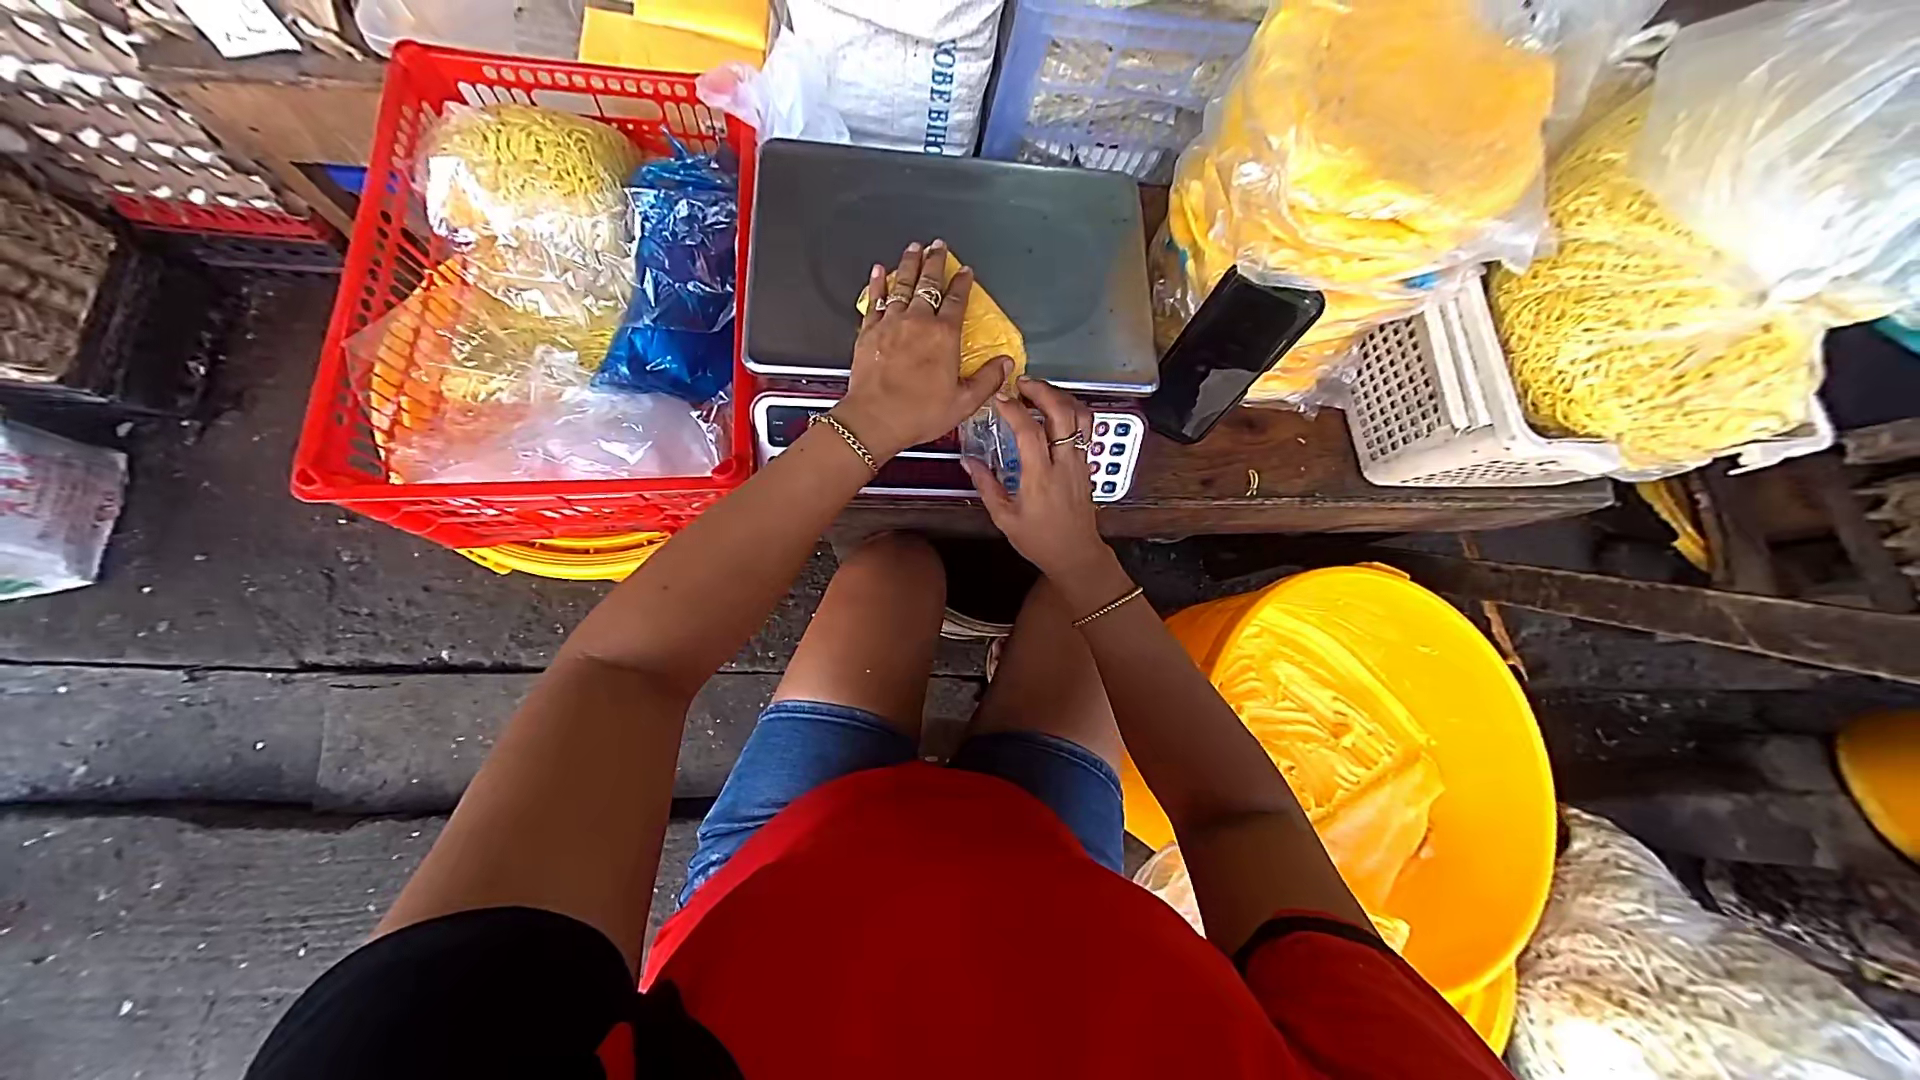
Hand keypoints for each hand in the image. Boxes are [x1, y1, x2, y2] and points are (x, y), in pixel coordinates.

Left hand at [833, 240, 1008, 460]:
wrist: (875, 419)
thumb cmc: (917, 413)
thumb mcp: (963, 402)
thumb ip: (987, 380)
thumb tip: (1004, 365)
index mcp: (944, 336)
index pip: (957, 300)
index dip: (963, 283)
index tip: (966, 272)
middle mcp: (917, 322)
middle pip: (928, 283)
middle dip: (935, 262)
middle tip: (938, 246)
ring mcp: (890, 324)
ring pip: (902, 285)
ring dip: (909, 265)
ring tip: (914, 248)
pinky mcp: (868, 333)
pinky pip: (875, 300)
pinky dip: (878, 284)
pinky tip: (881, 272)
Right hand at [963, 377, 1115, 584]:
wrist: (1076, 554)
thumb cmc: (1039, 540)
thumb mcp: (1004, 518)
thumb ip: (986, 486)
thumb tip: (968, 462)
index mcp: (1040, 479)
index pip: (1030, 432)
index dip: (1014, 409)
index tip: (999, 398)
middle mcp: (1064, 465)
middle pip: (1062, 413)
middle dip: (1042, 390)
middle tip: (1022, 383)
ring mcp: (1080, 463)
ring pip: (1080, 416)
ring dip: (1060, 396)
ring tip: (1040, 391)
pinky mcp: (1087, 464)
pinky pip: (1085, 428)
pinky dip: (1071, 410)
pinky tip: (1056, 409)